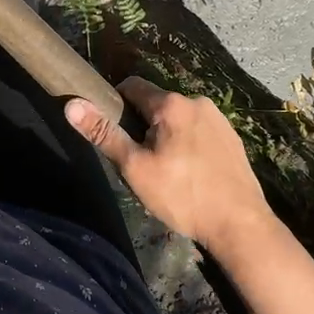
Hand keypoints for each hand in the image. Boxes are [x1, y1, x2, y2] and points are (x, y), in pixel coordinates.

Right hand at [67, 77, 270, 248]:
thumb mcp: (135, 168)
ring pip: (178, 119)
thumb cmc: (183, 196)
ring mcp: (219, 119)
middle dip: (143, 126)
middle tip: (140, 162)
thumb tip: (71, 104)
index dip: (116, 105)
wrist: (242, 227)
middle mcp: (197, 101)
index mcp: (171, 104)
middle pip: (155, 104)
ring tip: (167, 173)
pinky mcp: (233, 138)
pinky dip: (189, 145)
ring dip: (167, 136)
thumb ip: (104, 133)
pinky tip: (191, 175)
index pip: (131, 86)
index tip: (115, 133)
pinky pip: (199, 132)